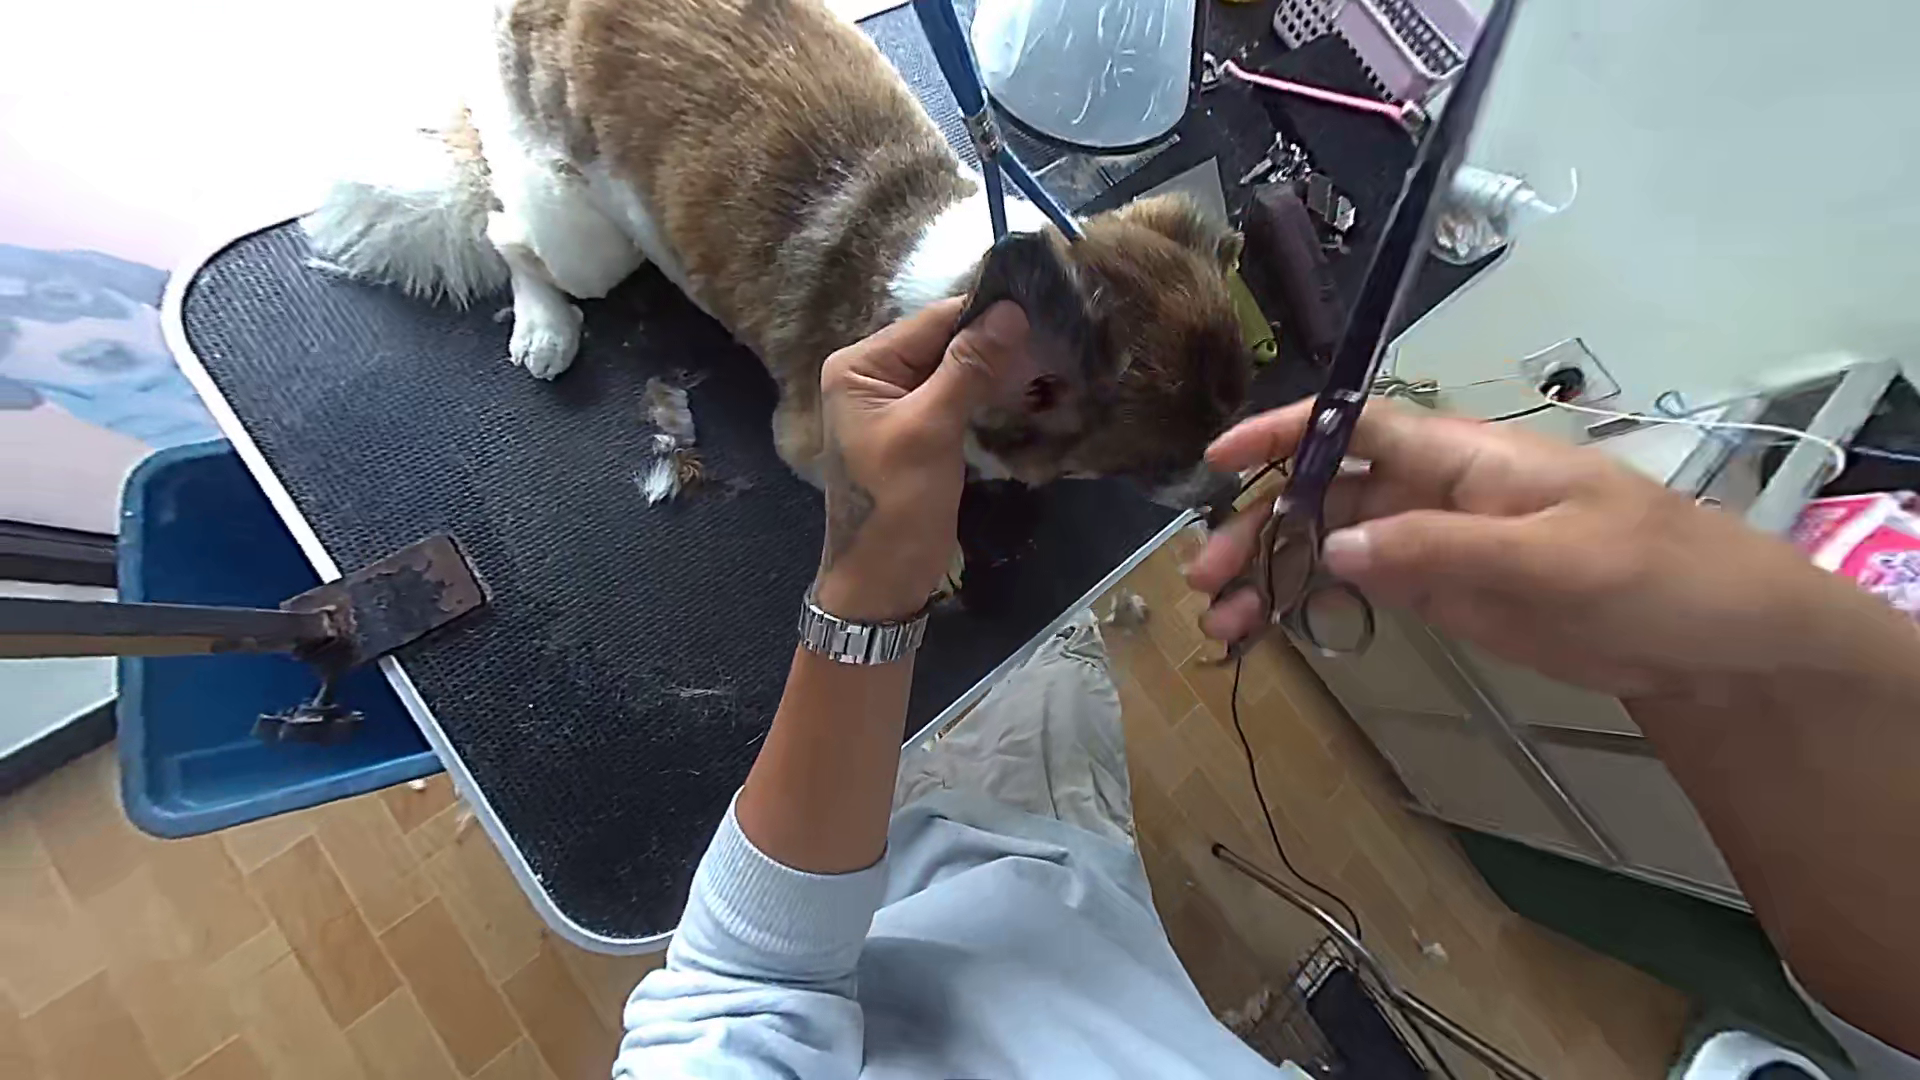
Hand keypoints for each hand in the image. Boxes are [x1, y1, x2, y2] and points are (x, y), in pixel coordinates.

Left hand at [814, 297, 1030, 619]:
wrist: (884, 579)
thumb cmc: (896, 505)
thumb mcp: (930, 431)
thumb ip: (967, 369)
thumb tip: (1012, 311)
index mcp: (860, 366)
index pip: (931, 322)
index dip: (984, 315)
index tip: (1042, 310)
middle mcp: (874, 377)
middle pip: (942, 344)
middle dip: (993, 344)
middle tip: (1052, 339)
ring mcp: (897, 406)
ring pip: (953, 372)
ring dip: (994, 370)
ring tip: (1046, 363)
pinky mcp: (919, 432)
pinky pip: (955, 400)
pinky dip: (985, 395)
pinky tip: (1020, 390)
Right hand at [1186, 399, 1901, 697]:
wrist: (1711, 648)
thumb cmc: (1658, 574)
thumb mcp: (1558, 556)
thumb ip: (1439, 545)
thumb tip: (1334, 549)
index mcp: (1449, 455)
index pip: (1347, 426)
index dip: (1277, 434)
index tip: (1217, 459)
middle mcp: (1413, 487)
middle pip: (1308, 494)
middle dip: (1250, 528)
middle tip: (1204, 574)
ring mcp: (1406, 537)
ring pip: (1309, 543)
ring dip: (1260, 575)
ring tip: (1219, 618)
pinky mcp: (1408, 581)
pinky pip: (1331, 584)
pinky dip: (1291, 602)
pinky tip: (1258, 628)